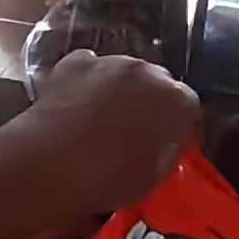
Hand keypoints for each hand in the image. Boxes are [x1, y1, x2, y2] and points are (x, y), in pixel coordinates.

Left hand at [8, 51, 200, 220]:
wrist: (50, 162)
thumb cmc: (107, 178)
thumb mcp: (153, 177)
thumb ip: (167, 150)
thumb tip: (165, 140)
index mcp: (175, 100)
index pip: (188, 106)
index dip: (179, 124)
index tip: (167, 141)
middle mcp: (147, 71)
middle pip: (158, 82)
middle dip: (151, 102)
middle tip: (134, 130)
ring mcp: (110, 61)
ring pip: (124, 72)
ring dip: (120, 89)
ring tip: (102, 117)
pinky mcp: (76, 60)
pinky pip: (92, 68)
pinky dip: (89, 81)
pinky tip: (77, 104)